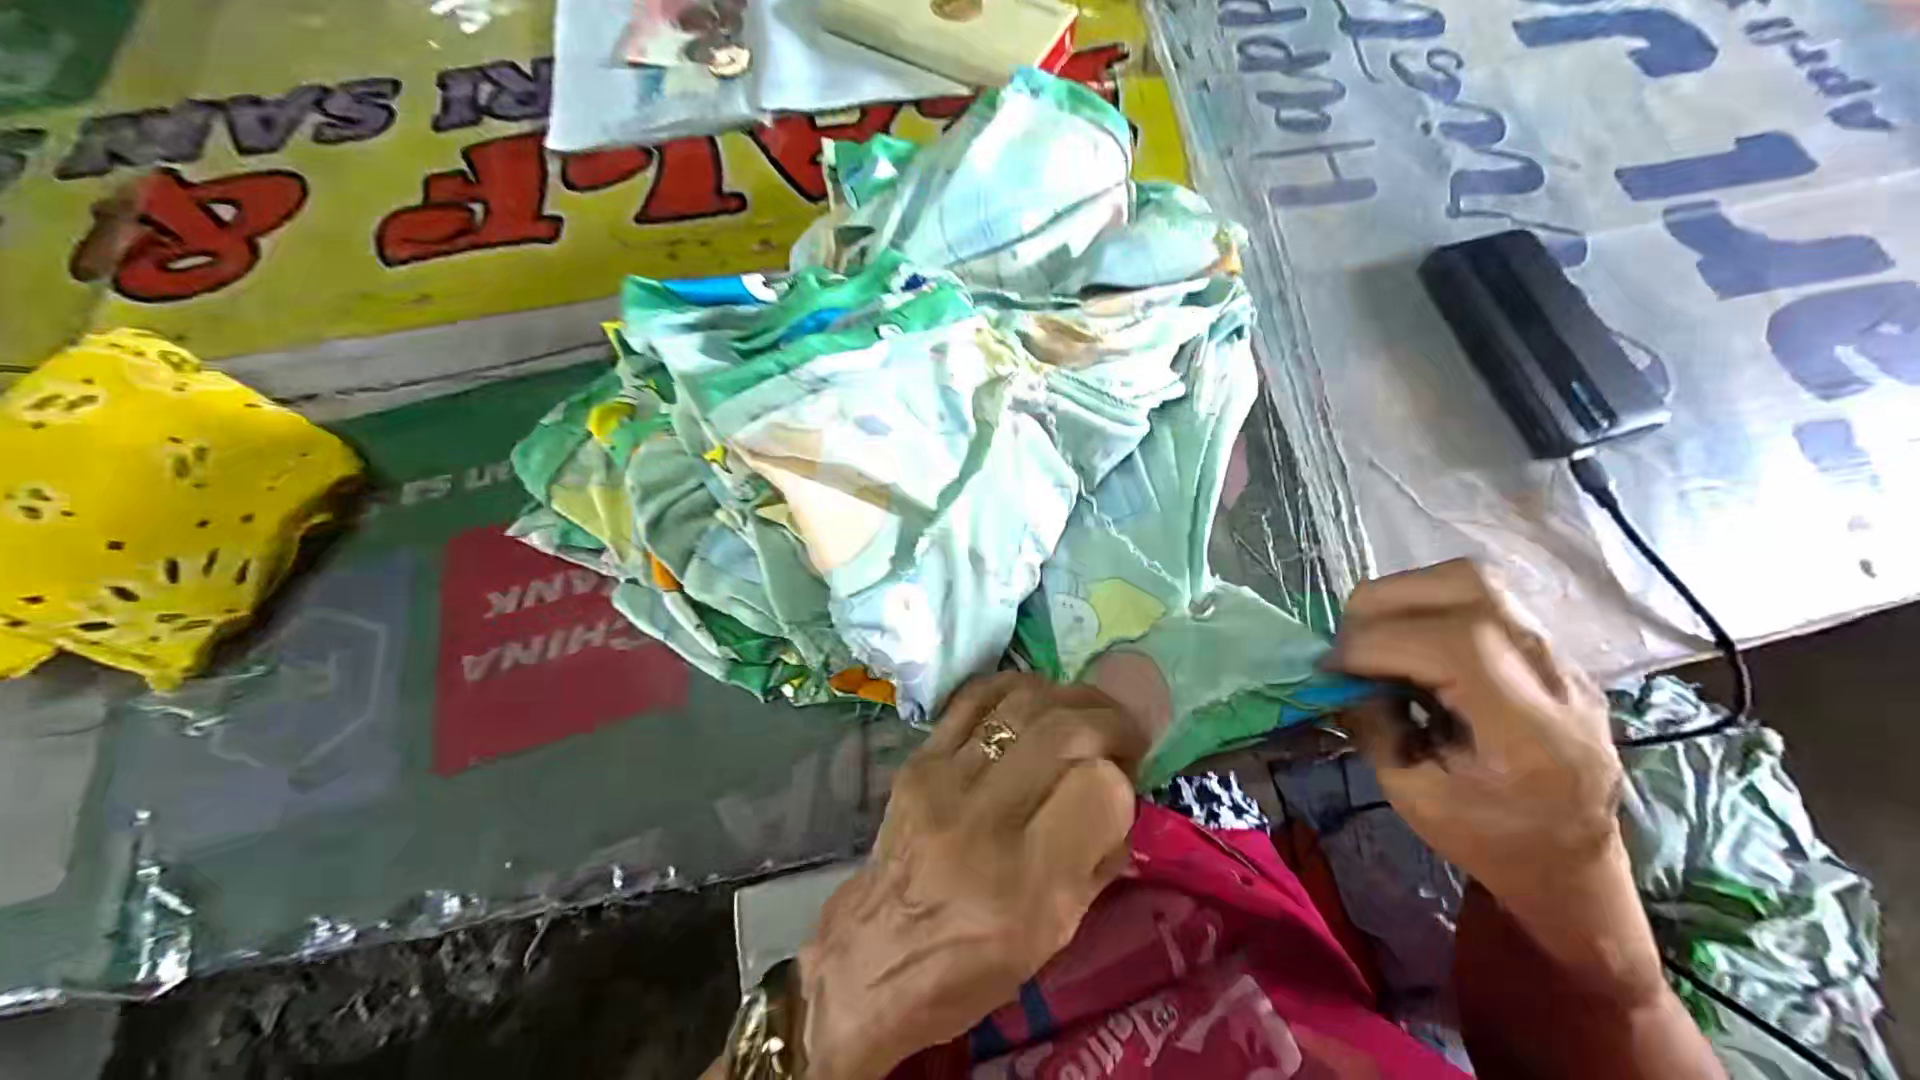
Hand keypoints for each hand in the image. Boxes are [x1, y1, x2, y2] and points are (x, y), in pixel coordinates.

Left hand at [797, 674, 1145, 1079]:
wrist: (876, 955)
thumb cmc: (974, 963)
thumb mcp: (1056, 932)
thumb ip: (1097, 855)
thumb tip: (1120, 787)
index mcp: (1026, 882)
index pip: (1098, 788)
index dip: (1122, 780)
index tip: (1125, 784)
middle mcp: (982, 821)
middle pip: (1064, 731)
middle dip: (1110, 722)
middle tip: (1123, 737)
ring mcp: (943, 780)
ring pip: (1022, 704)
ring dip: (1070, 698)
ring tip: (1086, 713)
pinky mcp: (918, 760)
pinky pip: (975, 699)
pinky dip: (1018, 689)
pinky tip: (1039, 700)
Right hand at [1327, 561, 1623, 915]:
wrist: (1571, 859)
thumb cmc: (1490, 840)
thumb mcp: (1413, 796)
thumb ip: (1374, 724)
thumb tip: (1340, 674)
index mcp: (1530, 733)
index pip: (1453, 644)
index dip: (1375, 643)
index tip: (1331, 668)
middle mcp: (1555, 679)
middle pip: (1468, 588)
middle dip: (1383, 604)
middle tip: (1346, 642)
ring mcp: (1559, 658)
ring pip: (1473, 580)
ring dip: (1403, 595)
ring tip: (1371, 633)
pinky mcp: (1547, 650)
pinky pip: (1479, 597)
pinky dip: (1424, 604)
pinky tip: (1404, 639)